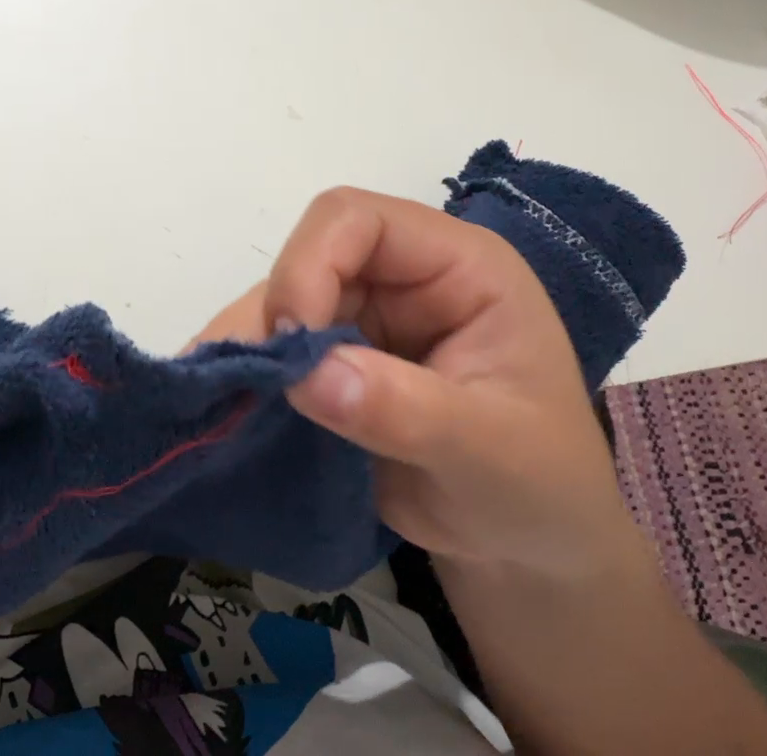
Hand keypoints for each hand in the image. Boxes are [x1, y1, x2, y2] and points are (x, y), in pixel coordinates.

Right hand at [192, 188, 643, 580]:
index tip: (291, 343)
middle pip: (301, 262)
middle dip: (271, 323)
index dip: (308, 264)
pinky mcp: (326, 362)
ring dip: (245, 354)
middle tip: (249, 392)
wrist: (528, 546)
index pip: (355, 221)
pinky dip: (242, 381)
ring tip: (225, 410)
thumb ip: (406, 410)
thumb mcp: (493, 453)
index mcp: (455, 267)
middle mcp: (397, 280)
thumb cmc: (541, 487)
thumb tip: (308, 375)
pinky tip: (229, 414)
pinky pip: (266, 353)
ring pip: (272, 308)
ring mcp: (358, 320)